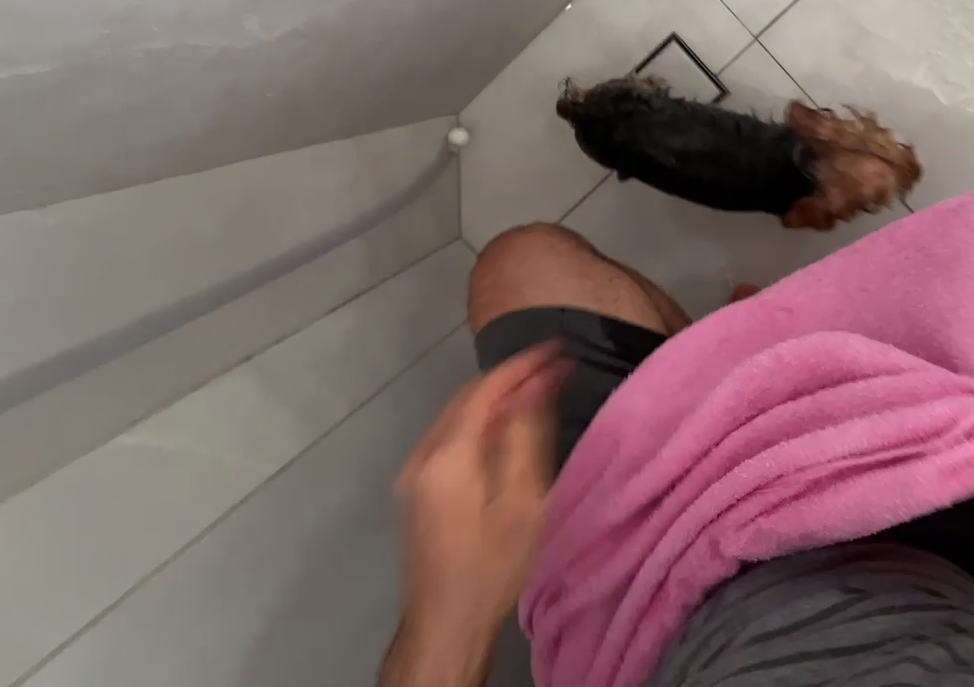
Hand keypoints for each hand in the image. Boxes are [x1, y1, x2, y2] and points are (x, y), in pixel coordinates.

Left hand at [396, 344, 567, 637]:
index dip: (524, 364)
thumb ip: (525, 436)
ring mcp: (415, 472)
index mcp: (447, 455)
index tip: (558, 348)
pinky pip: (452, 433)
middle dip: (513, 375)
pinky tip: (509, 421)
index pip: (487, 388)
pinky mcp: (419, 487)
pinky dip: (483, 417)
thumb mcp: (522, 499)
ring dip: (499, 395)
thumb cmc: (493, 563)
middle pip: (469, 396)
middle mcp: (423, 454)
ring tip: (540, 386)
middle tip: (555, 365)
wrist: (446, 624)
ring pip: (460, 413)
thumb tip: (533, 386)